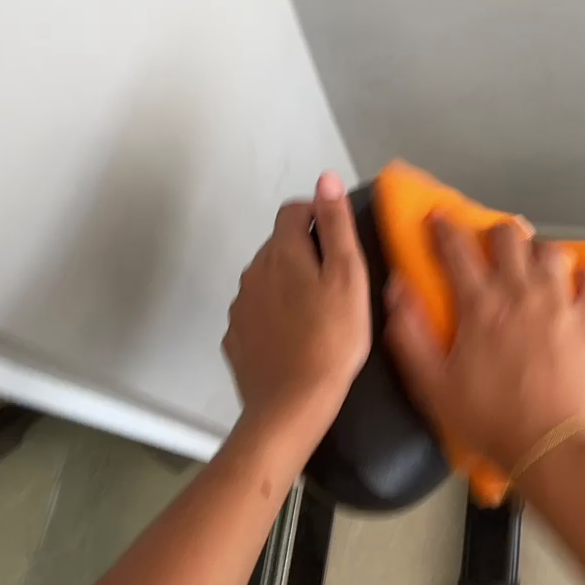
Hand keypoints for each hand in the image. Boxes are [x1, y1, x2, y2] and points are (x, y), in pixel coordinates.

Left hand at [222, 172, 370, 448]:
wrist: (292, 404)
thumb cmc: (332, 338)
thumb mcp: (348, 277)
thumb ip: (336, 225)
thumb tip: (324, 179)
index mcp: (281, 252)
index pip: (293, 210)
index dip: (318, 216)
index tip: (340, 243)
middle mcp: (252, 272)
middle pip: (280, 245)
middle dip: (306, 253)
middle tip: (338, 285)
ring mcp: (240, 306)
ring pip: (268, 278)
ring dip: (290, 284)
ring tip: (319, 314)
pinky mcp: (235, 337)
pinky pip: (258, 311)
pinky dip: (276, 314)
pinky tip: (296, 338)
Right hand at [385, 217, 584, 469]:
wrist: (548, 446)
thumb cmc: (487, 417)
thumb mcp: (431, 384)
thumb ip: (409, 333)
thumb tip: (396, 287)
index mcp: (480, 304)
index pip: (456, 248)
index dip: (443, 228)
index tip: (437, 218)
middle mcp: (521, 291)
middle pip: (508, 236)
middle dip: (492, 234)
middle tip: (487, 248)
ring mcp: (560, 302)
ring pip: (550, 250)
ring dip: (536, 251)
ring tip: (530, 267)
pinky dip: (582, 278)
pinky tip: (573, 285)